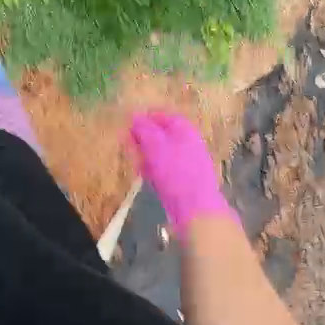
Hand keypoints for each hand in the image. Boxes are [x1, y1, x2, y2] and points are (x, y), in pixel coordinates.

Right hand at [127, 111, 233, 238]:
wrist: (196, 209)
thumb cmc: (175, 172)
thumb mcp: (155, 146)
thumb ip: (143, 129)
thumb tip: (134, 115)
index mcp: (184, 129)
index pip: (163, 115)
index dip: (145, 118)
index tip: (129, 124)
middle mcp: (188, 142)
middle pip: (162, 134)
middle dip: (143, 138)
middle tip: (127, 144)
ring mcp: (188, 162)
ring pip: (162, 152)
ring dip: (146, 154)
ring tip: (134, 161)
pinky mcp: (185, 179)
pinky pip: (166, 168)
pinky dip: (154, 168)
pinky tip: (145, 175)